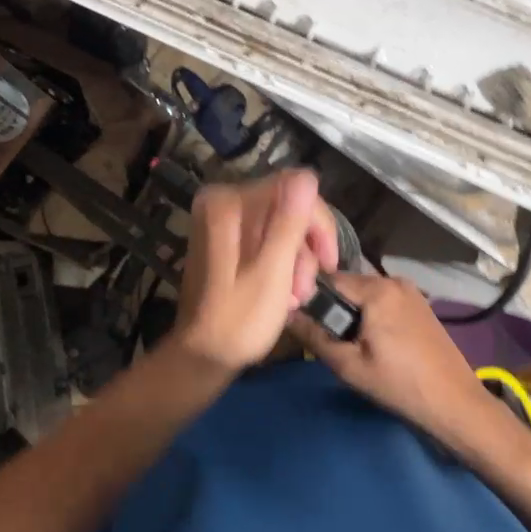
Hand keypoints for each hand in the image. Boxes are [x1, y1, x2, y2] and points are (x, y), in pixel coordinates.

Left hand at [174, 170, 338, 371]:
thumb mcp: (273, 272)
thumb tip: (307, 174)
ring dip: (295, 261)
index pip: (292, 188)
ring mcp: (221, 220)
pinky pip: (265, 239)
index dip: (317, 224)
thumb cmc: (238, 320)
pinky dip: (280, 264)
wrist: (202, 357)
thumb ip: (290, 222)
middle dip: (303, 248)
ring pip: (280, 225)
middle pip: (286, 206)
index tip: (327, 263)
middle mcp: (220, 202)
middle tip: (305, 289)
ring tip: (294, 299)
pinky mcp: (225, 239)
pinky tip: (283, 294)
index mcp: (227, 203)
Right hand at [290, 274, 495, 439]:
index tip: (299, 317)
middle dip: (333, 305)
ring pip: (366, 293)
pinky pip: (384, 301)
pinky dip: (371, 314)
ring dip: (352, 311)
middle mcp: (394, 280)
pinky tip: (370, 341)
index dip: (310, 295)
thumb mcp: (349, 365)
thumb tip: (285, 313)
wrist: (455, 404)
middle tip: (323, 335)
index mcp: (376, 289)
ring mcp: (411, 292)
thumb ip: (314, 336)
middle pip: (348, 284)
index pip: (328, 278)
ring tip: (344, 340)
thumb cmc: (399, 384)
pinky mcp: (420, 306)